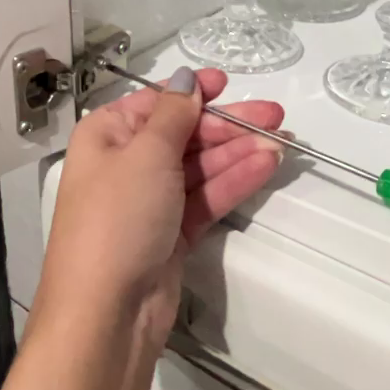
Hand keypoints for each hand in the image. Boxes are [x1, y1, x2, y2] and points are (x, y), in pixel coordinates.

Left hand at [34, 66, 284, 350]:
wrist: (107, 311)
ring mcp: (150, 199)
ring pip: (200, 166)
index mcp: (106, 134)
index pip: (156, 103)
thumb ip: (174, 114)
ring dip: (238, 152)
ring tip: (282, 141)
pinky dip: (234, 181)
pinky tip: (265, 165)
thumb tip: (186, 78)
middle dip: (227, 124)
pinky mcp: (172, 232)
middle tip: (275, 115)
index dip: (192, 92)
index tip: (228, 83)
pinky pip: (206, 197)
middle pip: (183, 133)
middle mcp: (125, 162)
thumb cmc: (117, 217)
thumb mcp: (146, 154)